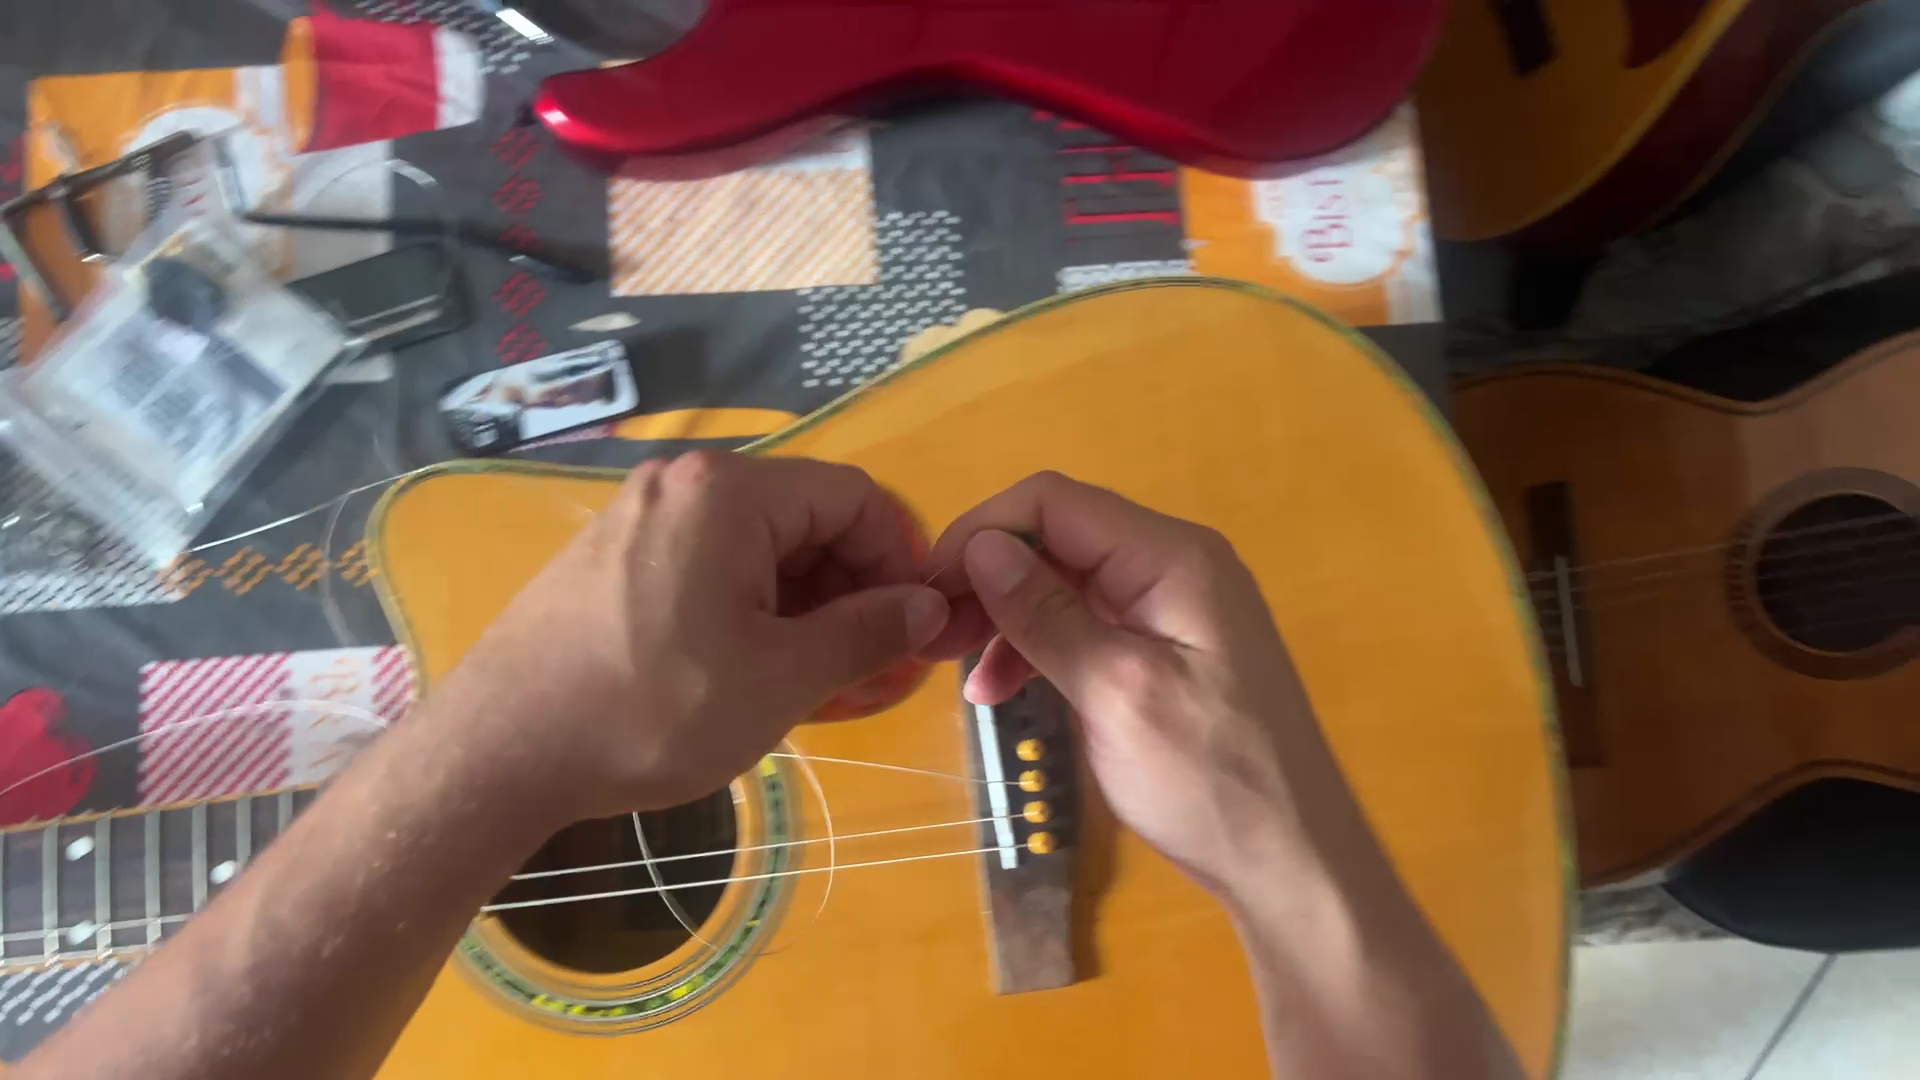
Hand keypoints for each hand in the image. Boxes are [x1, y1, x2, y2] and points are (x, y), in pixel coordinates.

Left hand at [438, 452, 949, 822]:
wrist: (495, 757)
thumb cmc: (652, 711)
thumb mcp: (782, 677)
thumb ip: (869, 632)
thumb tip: (931, 607)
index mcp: (730, 491)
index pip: (854, 497)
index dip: (900, 556)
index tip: (918, 621)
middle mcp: (688, 485)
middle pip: (810, 522)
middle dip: (857, 593)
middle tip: (881, 664)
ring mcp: (648, 518)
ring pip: (766, 552)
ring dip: (813, 611)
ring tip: (836, 680)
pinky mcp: (624, 558)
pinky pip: (720, 570)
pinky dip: (761, 614)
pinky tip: (774, 669)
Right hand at [923, 471, 1332, 898]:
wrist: (1290, 863)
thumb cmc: (1209, 780)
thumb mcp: (1116, 693)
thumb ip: (1046, 615)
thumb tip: (982, 545)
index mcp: (1170, 556)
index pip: (1054, 503)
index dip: (983, 531)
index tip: (930, 588)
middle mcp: (1167, 564)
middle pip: (1055, 539)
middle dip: (988, 578)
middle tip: (933, 635)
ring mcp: (1163, 606)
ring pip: (1060, 583)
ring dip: (1004, 618)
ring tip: (957, 672)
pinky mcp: (1154, 646)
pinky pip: (1079, 624)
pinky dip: (1034, 648)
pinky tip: (997, 691)